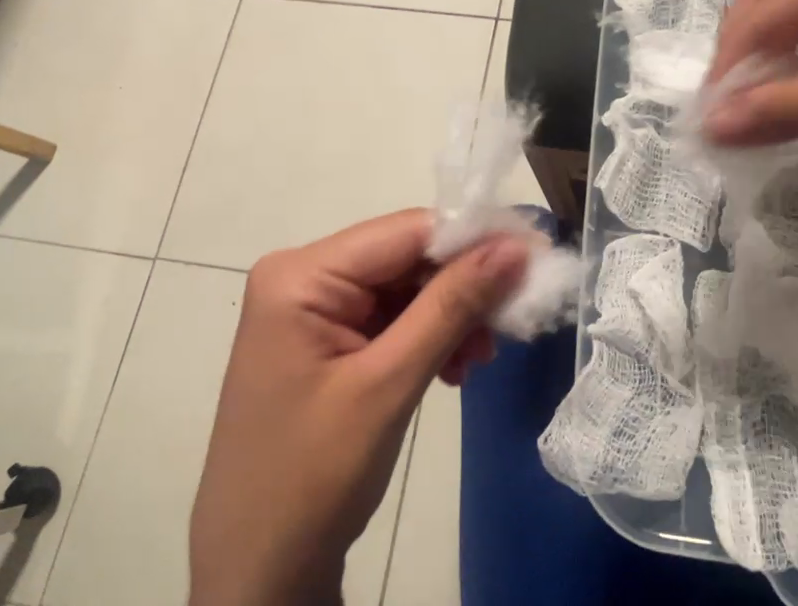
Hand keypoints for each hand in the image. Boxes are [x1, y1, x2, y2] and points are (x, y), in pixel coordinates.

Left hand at [189, 210, 527, 605]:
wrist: (260, 566)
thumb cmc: (314, 473)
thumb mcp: (389, 384)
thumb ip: (452, 306)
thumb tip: (517, 245)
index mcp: (301, 275)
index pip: (406, 231)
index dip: (476, 239)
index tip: (537, 259)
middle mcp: (303, 277)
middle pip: (407, 257)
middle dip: (463, 288)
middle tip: (514, 322)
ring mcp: (312, 310)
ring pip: (406, 289)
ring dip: (451, 318)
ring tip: (480, 362)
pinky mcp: (325, 340)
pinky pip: (392, 318)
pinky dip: (429, 338)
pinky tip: (454, 370)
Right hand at [704, 0, 797, 169]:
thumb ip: (789, 108)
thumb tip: (709, 125)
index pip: (758, 13)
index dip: (728, 68)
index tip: (711, 126)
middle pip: (769, 7)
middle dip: (746, 61)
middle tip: (738, 119)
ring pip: (796, 27)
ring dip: (777, 71)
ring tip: (778, 122)